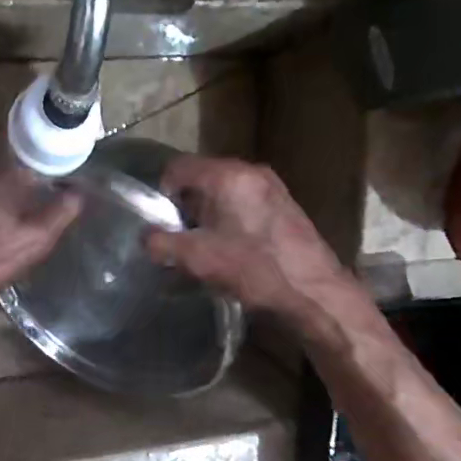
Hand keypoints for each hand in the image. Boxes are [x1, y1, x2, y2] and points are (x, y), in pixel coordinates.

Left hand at [0, 158, 82, 315]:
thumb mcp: (39, 238)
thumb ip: (62, 211)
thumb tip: (79, 192)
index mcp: (8, 173)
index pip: (41, 157)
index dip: (58, 168)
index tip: (70, 180)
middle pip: (20, 162)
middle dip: (38, 173)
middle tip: (56, 189)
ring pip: (3, 173)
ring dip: (19, 183)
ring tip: (35, 201)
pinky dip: (1, 192)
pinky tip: (8, 211)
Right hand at [145, 156, 356, 323]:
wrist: (314, 294)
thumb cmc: (253, 269)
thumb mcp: (196, 258)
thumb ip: (161, 243)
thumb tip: (146, 238)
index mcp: (228, 175)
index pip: (178, 167)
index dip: (161, 193)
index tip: (160, 223)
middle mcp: (251, 172)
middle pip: (201, 180)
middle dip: (184, 208)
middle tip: (180, 239)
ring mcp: (272, 188)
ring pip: (223, 194)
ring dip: (207, 218)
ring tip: (204, 250)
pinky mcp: (285, 208)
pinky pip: (243, 205)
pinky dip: (229, 223)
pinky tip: (231, 253)